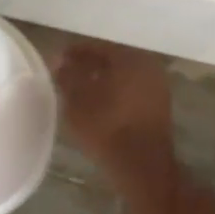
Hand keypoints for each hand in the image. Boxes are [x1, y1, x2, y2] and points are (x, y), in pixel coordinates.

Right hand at [52, 39, 175, 181]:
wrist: (141, 165)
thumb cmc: (105, 126)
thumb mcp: (76, 99)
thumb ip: (66, 75)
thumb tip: (58, 61)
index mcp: (129, 57)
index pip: (95, 47)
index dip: (72, 53)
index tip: (55, 61)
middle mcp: (148, 66)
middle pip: (111, 60)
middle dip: (87, 66)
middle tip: (65, 75)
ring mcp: (158, 87)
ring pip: (122, 76)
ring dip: (100, 80)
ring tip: (78, 91)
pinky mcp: (159, 108)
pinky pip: (130, 91)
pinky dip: (113, 93)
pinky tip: (96, 104)